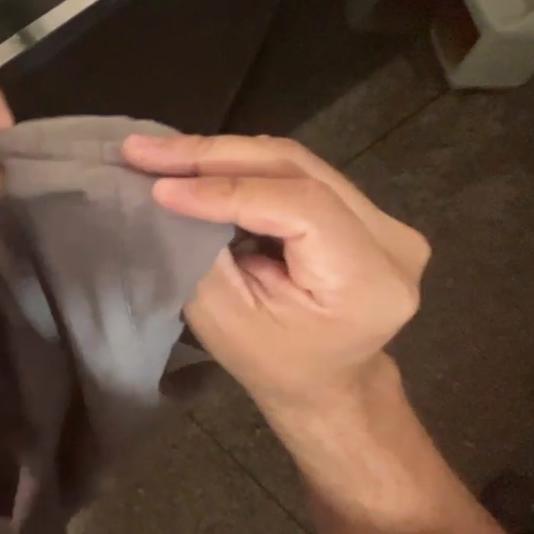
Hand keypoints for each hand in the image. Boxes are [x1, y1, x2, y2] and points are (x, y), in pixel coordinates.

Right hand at [121, 134, 428, 413]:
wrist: (323, 383)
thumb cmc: (270, 360)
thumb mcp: (226, 317)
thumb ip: (201, 251)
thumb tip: (164, 193)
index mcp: (369, 280)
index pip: (299, 206)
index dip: (224, 190)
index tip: (158, 188)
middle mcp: (392, 238)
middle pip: (294, 168)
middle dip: (208, 155)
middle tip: (141, 151)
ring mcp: (382, 218)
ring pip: (288, 160)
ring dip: (215, 153)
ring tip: (155, 152)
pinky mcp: (359, 208)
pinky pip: (289, 170)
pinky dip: (232, 163)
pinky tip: (188, 162)